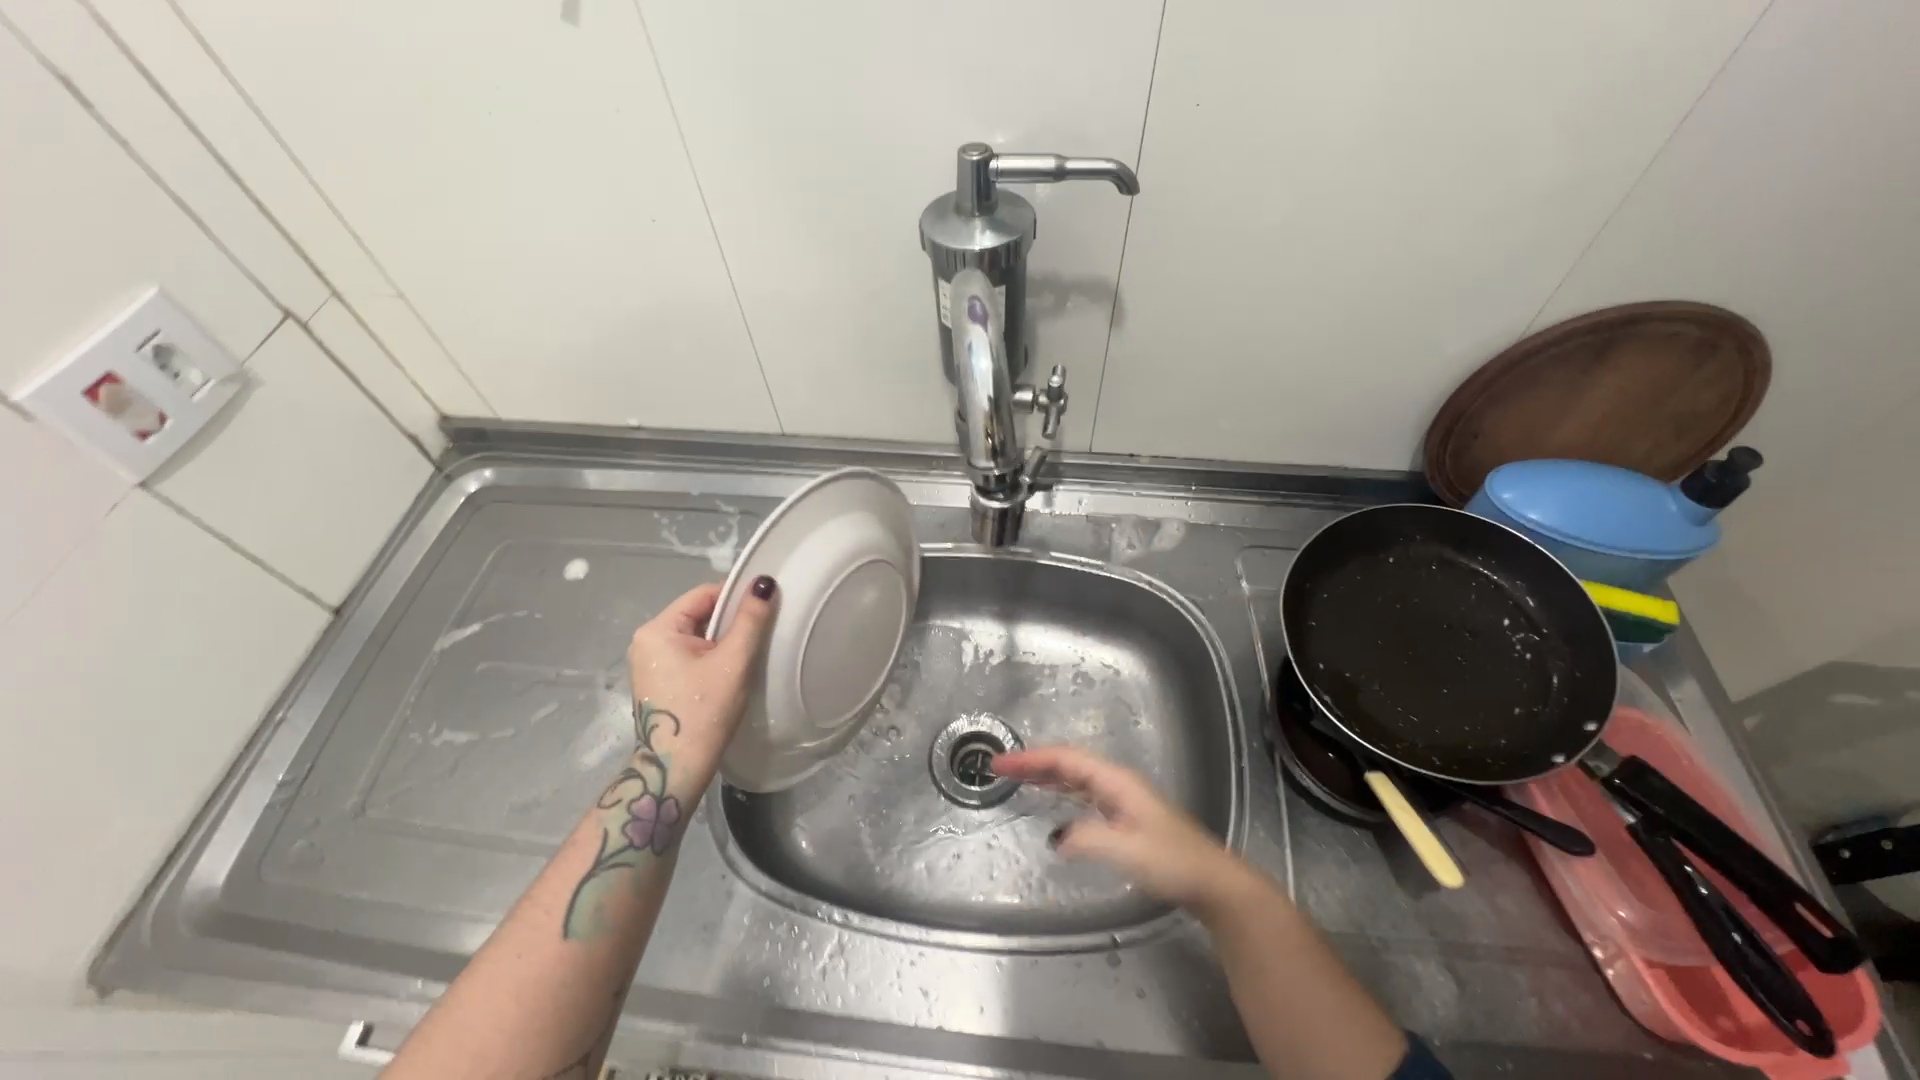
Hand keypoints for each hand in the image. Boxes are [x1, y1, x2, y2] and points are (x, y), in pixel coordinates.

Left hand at [626, 576, 776, 777]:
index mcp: (657, 629)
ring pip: (695, 637)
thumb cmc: (705, 711)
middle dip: (729, 623)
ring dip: (722, 642)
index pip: (703, 595)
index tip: (764, 612)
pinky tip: (728, 675)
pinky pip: (688, 656)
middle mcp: (646, 640)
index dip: (736, 598)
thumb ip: (750, 619)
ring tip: (746, 658)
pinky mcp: (656, 681)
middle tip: (760, 637)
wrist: (677, 769)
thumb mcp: (733, 662)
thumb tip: (764, 583)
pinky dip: (710, 659)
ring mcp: (648, 663)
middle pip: (698, 615)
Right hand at [991, 746, 1254, 912]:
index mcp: (1117, 781)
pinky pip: (1083, 794)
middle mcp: (1118, 783)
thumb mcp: (1127, 851)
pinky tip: (1052, 802)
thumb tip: (1056, 837)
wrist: (1212, 882)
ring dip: (1046, 775)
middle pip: (1069, 763)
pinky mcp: (1125, 817)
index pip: (1066, 760)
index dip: (1031, 759)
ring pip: (1076, 777)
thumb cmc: (1173, 862)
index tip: (1000, 764)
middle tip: (1000, 768)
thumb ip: (1088, 839)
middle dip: (1033, 763)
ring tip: (1017, 779)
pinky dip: (1060, 791)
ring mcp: (1123, 799)